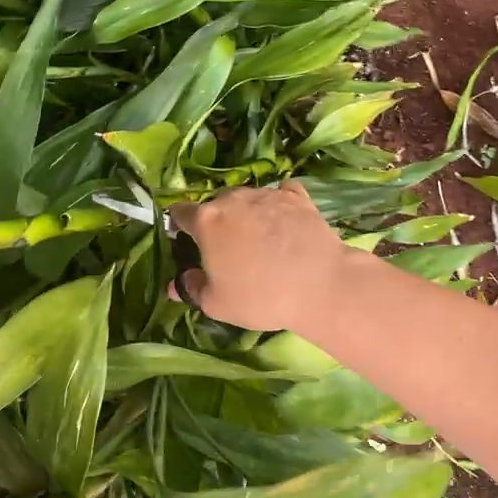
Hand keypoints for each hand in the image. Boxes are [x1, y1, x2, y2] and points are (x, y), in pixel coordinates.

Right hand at [166, 181, 353, 331]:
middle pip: (215, 204)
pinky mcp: (296, 196)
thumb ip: (192, 289)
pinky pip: (280, 194)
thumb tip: (176, 283)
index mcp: (207, 220)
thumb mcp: (217, 304)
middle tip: (228, 249)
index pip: (180, 211)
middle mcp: (233, 198)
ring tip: (261, 241)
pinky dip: (278, 205)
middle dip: (216, 221)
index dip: (179, 225)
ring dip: (247, 214)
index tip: (186, 241)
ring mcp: (266, 193)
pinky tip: (285, 223)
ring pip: (247, 199)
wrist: (320, 285)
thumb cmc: (261, 296)